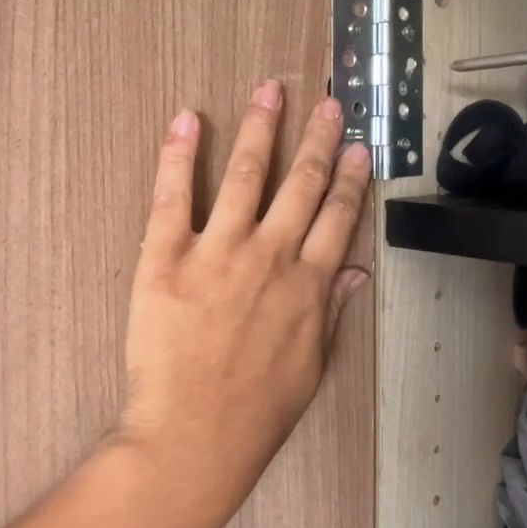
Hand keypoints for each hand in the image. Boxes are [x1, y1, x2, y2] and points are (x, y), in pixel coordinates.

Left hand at [116, 80, 370, 503]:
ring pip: (247, 176)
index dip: (351, 178)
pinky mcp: (167, 258)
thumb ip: (333, 311)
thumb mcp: (313, 365)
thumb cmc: (258, 410)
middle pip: (302, 184)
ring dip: (262, 129)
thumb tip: (356, 271)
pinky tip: (188, 120)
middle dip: (319, 140)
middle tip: (329, 104)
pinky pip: (174, 198)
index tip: (359, 148)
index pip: (337, 216)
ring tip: (270, 91)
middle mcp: (271, 256)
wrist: (194, 436)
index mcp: (309, 284)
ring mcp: (219, 252)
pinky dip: (180, 156)